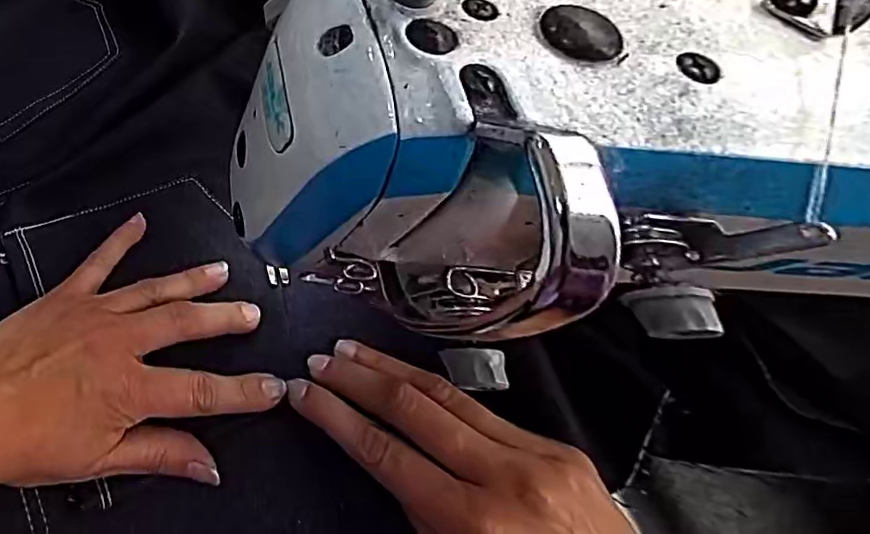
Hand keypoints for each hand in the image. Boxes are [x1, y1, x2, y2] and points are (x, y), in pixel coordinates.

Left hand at [0, 214, 284, 491]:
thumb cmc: (23, 444)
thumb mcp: (96, 462)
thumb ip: (158, 455)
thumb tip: (207, 465)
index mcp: (129, 388)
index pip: (202, 391)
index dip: (243, 391)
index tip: (271, 386)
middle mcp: (120, 342)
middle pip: (186, 325)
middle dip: (226, 320)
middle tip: (253, 313)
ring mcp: (95, 311)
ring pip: (156, 289)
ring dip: (191, 280)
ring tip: (221, 271)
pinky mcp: (69, 295)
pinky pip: (101, 260)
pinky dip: (121, 239)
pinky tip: (139, 222)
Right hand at [289, 341, 631, 533]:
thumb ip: (427, 523)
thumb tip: (395, 475)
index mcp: (478, 526)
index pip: (386, 452)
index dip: (338, 419)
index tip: (309, 396)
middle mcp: (507, 480)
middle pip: (412, 407)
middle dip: (358, 378)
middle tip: (323, 361)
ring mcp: (538, 457)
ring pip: (447, 393)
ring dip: (394, 369)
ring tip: (356, 352)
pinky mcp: (560, 450)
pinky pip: (487, 410)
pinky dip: (443, 389)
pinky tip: (417, 377)